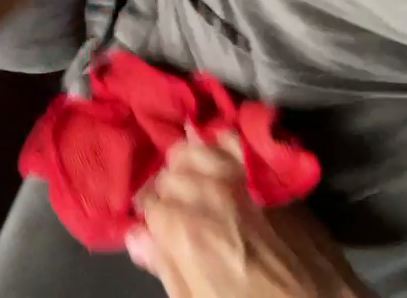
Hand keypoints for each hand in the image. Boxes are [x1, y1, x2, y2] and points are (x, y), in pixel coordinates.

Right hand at [128, 139, 368, 297]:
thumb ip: (166, 267)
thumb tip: (138, 236)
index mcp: (187, 229)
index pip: (148, 202)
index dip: (147, 215)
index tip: (152, 226)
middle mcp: (211, 192)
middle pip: (169, 172)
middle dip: (165, 189)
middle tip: (171, 208)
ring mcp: (242, 176)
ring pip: (197, 147)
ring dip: (187, 161)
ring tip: (189, 178)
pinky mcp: (268, 172)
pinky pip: (234, 139)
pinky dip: (219, 140)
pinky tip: (214, 148)